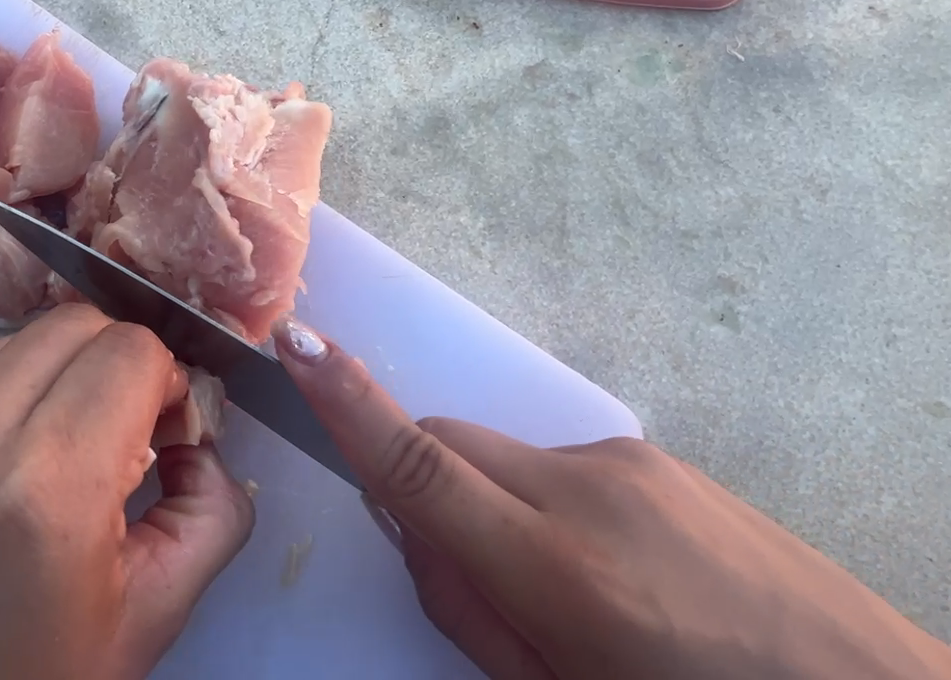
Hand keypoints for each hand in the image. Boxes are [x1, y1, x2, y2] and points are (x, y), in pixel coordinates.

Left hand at [0, 305, 255, 679]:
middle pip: (83, 322)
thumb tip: (199, 437)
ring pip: (31, 333)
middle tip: (125, 429)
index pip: (134, 350)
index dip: (167, 381)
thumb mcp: (149, 616)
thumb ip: (212, 513)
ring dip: (67, 369)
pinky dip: (15, 383)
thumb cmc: (25, 675)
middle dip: (122, 362)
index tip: (166, 429)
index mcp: (51, 486)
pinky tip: (10, 446)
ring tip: (63, 441)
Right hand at [272, 318, 950, 679]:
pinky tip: (618, 567)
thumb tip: (414, 527)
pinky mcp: (655, 451)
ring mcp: (628, 460)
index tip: (296, 343)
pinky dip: (545, 501)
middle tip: (469, 568)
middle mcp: (588, 489)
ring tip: (570, 585)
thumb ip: (464, 607)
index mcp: (562, 572)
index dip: (347, 403)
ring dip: (491, 501)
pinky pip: (554, 461)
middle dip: (424, 484)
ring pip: (496, 453)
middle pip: (444, 441)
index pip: (420, 467)